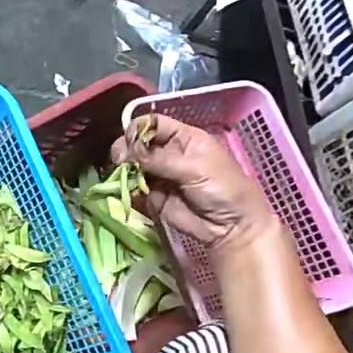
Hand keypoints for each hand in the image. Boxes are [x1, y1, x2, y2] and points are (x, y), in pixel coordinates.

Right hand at [111, 111, 279, 259]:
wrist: (230, 228)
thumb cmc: (223, 190)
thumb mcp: (195, 169)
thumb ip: (159, 159)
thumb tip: (125, 151)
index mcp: (183, 138)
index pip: (153, 124)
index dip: (138, 129)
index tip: (129, 142)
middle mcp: (167, 152)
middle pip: (136, 142)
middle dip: (125, 149)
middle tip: (122, 161)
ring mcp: (157, 173)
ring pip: (130, 163)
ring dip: (123, 168)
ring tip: (123, 176)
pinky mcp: (150, 193)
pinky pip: (131, 185)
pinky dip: (124, 186)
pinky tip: (126, 189)